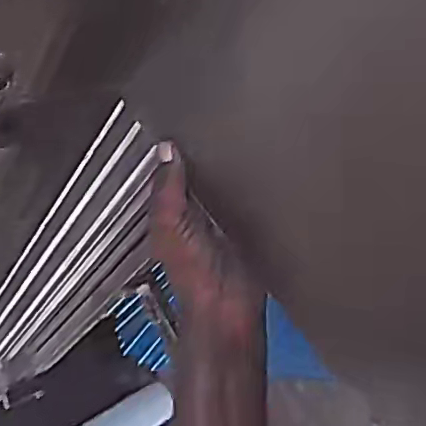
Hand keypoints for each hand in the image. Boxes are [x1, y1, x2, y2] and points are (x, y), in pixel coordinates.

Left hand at [149, 142, 264, 345]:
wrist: (228, 307)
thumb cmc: (192, 272)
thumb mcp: (170, 226)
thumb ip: (167, 190)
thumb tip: (166, 148)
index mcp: (169, 208)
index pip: (169, 168)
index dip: (175, 147)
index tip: (185, 118)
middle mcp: (193, 209)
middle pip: (197, 171)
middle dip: (204, 150)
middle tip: (218, 122)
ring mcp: (220, 215)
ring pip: (221, 180)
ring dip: (229, 164)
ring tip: (239, 135)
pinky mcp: (247, 222)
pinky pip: (247, 194)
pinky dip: (251, 181)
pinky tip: (259, 164)